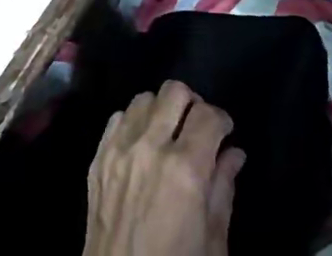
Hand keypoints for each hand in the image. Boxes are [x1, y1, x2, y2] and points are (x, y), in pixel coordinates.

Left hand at [83, 80, 246, 255]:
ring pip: (143, 98)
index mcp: (184, 170)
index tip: (225, 131)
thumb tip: (234, 153)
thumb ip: (223, 190)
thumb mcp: (213, 242)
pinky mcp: (98, 155)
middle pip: (173, 92)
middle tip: (198, 126)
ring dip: (161, 109)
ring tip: (169, 133)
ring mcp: (119, 147)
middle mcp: (149, 146)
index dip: (222, 119)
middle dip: (192, 103)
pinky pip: (118, 117)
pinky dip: (134, 122)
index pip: (208, 115)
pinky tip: (142, 144)